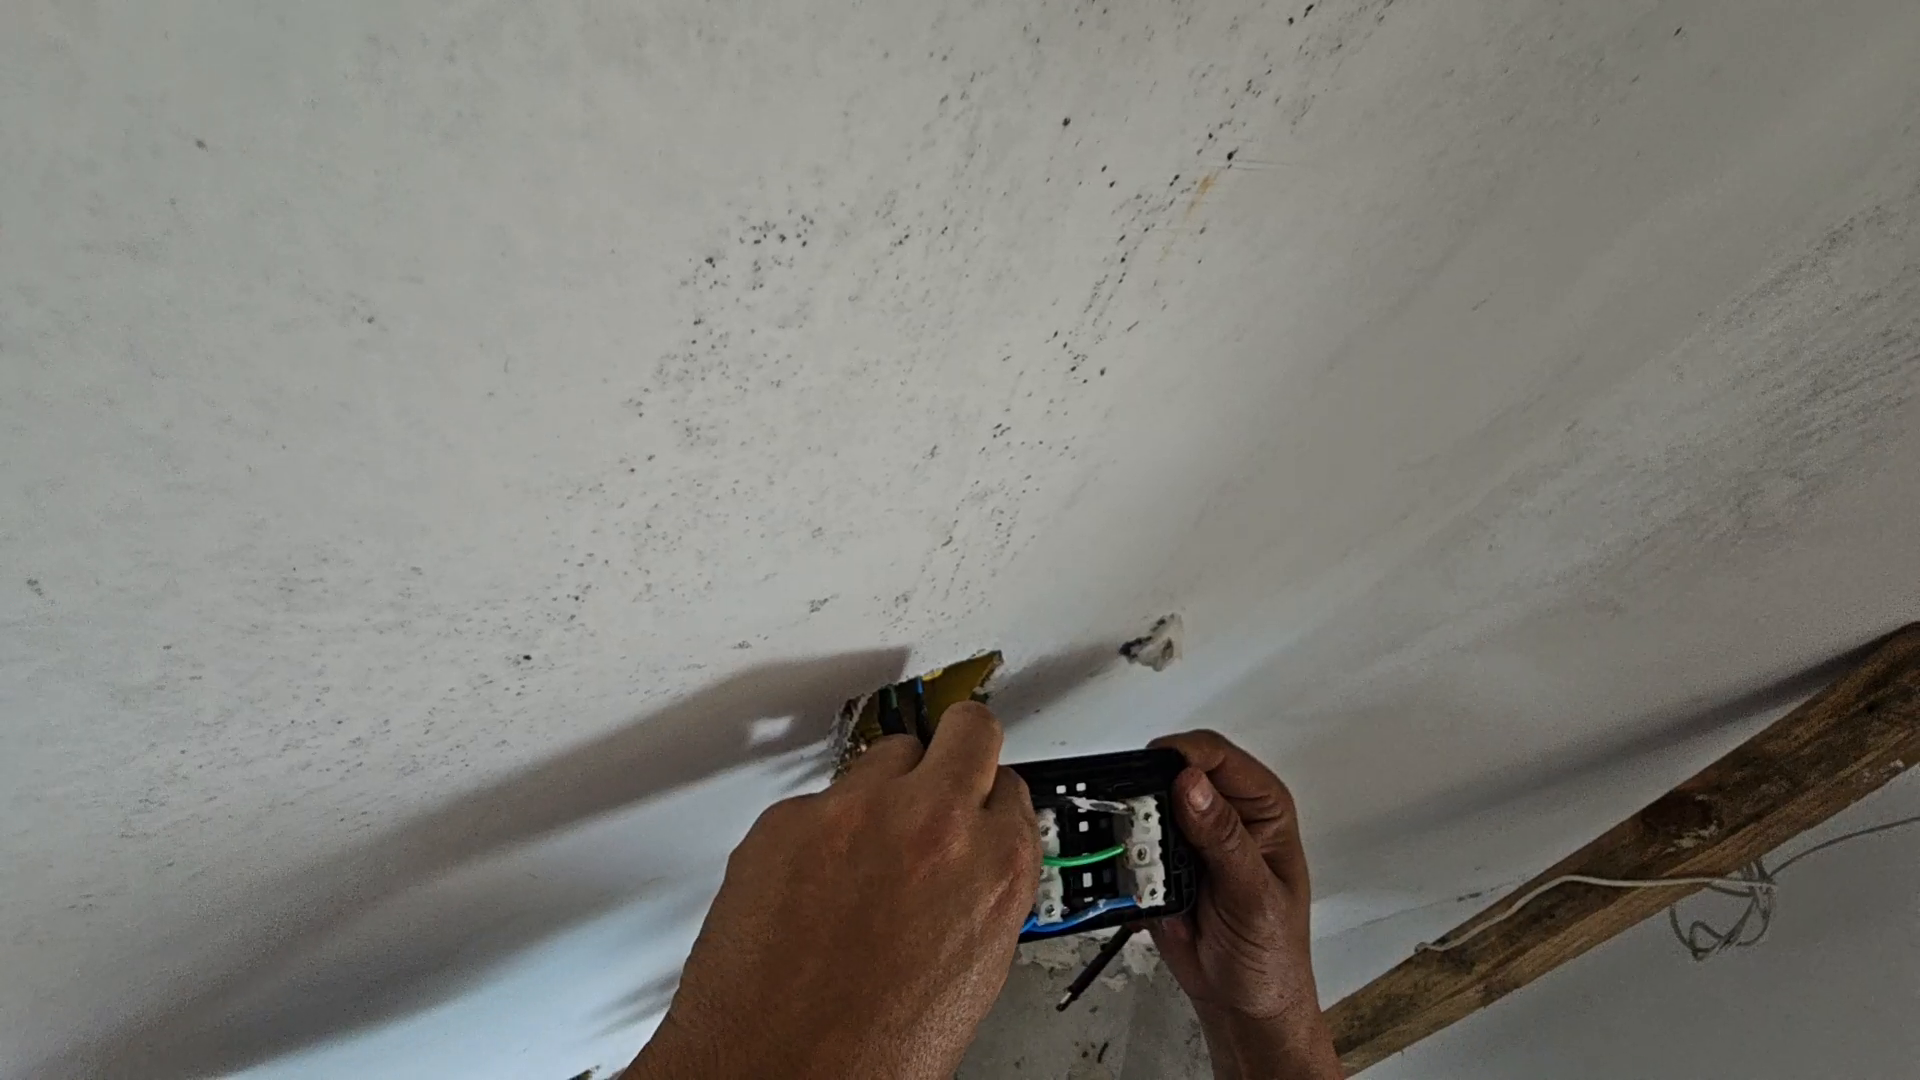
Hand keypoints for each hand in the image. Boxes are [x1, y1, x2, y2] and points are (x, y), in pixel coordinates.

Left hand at [624, 702, 1038, 1079]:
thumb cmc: (874, 1054)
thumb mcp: (972, 970)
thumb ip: (981, 889)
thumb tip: (973, 852)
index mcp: (996, 868)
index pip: (1012, 786)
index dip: (989, 799)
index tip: (975, 802)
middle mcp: (934, 822)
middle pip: (969, 728)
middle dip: (961, 745)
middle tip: (939, 770)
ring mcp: (859, 810)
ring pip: (890, 752)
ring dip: (887, 786)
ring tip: (866, 843)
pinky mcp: (791, 815)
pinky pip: (822, 798)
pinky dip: (822, 828)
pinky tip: (812, 880)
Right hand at [1146, 730, 1341, 1079]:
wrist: (1242, 1004)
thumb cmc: (1271, 954)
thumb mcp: (1255, 896)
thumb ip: (1224, 838)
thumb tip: (1192, 784)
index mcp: (1260, 806)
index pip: (1217, 755)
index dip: (1184, 756)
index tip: (1157, 776)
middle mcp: (1222, 809)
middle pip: (1172, 769)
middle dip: (1150, 792)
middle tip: (1142, 825)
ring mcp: (1187, 831)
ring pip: (1144, 801)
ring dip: (1134, 824)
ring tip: (1144, 860)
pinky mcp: (1158, 854)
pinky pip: (1128, 836)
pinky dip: (1124, 851)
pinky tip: (1137, 875)